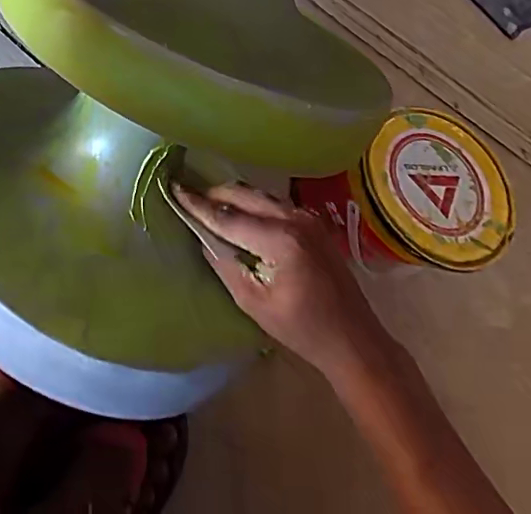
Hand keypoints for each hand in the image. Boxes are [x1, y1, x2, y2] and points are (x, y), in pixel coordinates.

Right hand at [175, 180, 387, 373]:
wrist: (356, 341)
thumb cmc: (302, 330)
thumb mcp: (253, 302)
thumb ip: (224, 263)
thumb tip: (202, 236)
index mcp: (280, 241)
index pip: (227, 216)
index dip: (197, 204)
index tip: (173, 189)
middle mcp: (294, 220)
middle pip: (242, 195)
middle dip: (212, 194)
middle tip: (186, 194)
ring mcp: (307, 218)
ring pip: (258, 195)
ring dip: (231, 197)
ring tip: (207, 202)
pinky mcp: (314, 223)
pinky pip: (273, 202)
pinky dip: (251, 203)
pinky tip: (238, 212)